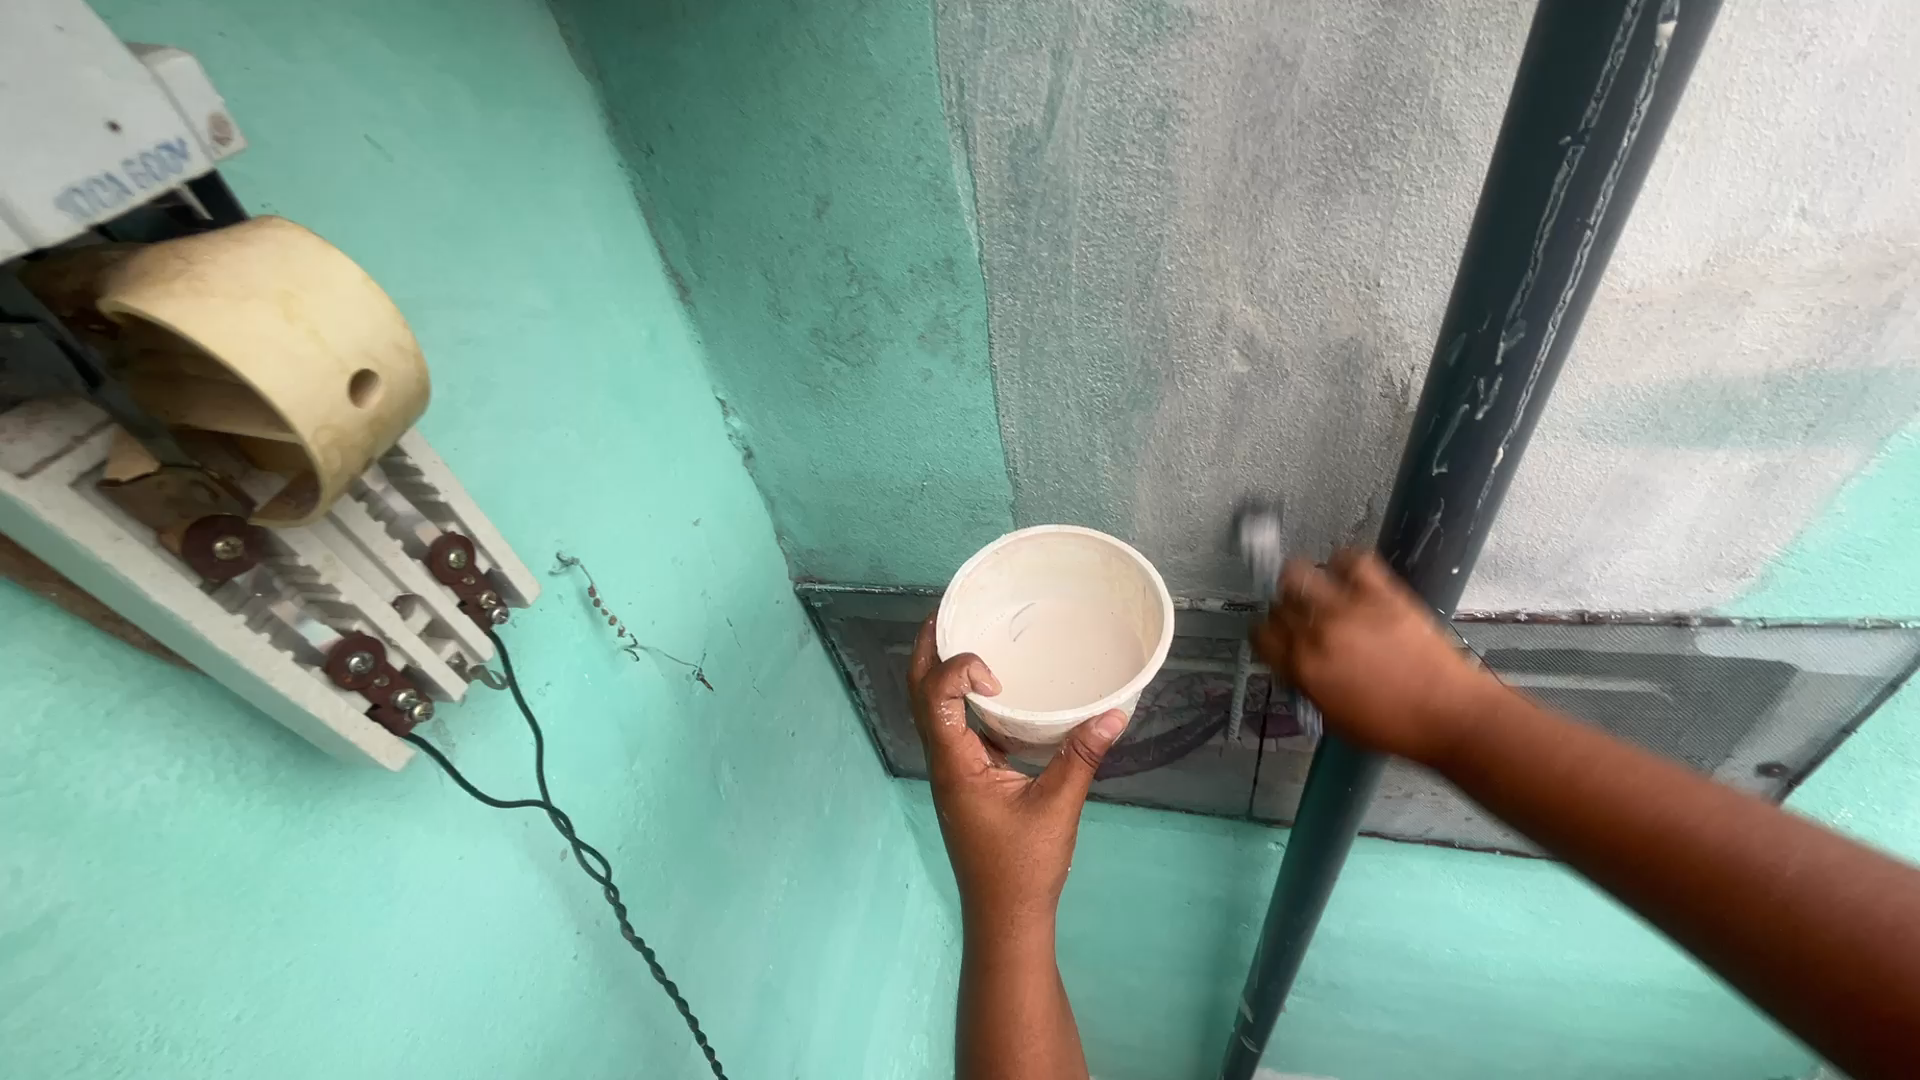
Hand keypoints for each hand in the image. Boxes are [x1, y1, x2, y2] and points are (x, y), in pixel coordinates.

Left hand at [909, 616, 1128, 929]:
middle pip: (917, 693)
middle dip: (927, 649)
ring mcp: (950, 769)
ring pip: (929, 708)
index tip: (997, 674)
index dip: (956, 670)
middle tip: (950, 610)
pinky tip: (991, 688)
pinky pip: (951, 723)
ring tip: (964, 633)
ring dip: (938, 669)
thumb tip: (1116, 712)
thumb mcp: (1059, 807)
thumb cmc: (1024, 867)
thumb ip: (1083, 756)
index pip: (934, 698)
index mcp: (954, 763)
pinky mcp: (964, 777)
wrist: (1005, 917)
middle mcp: (942, 759)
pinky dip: (959, 696)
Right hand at [1251, 549, 1495, 765]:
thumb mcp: (1333, 718)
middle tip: (1301, 619)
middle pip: (1278, 606)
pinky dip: (1343, 561)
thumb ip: (1306, 686)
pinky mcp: (1381, 595)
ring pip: (1298, 574)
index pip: (1260, 635)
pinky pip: (1352, 560)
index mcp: (1302, 667)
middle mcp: (1317, 633)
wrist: (1451, 716)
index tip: (1278, 639)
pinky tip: (1345, 574)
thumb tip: (1297, 666)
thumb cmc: (1394, 727)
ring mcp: (1348, 610)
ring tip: (1314, 590)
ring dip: (1300, 582)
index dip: (1267, 637)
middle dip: (1285, 612)